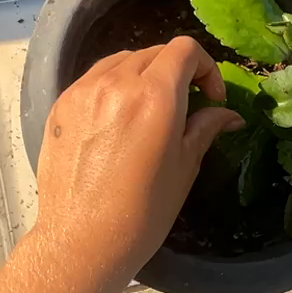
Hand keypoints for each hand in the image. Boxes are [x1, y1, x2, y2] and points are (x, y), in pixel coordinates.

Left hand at [32, 37, 243, 289]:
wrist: (82, 242)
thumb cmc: (143, 212)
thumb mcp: (185, 168)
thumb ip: (206, 128)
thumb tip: (230, 115)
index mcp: (155, 96)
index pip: (185, 50)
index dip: (206, 67)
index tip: (211, 97)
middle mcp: (117, 82)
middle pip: (154, 53)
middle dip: (177, 71)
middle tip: (185, 104)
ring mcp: (83, 91)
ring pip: (122, 61)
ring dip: (143, 74)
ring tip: (149, 109)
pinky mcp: (61, 105)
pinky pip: (93, 79)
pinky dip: (113, 86)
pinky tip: (117, 119)